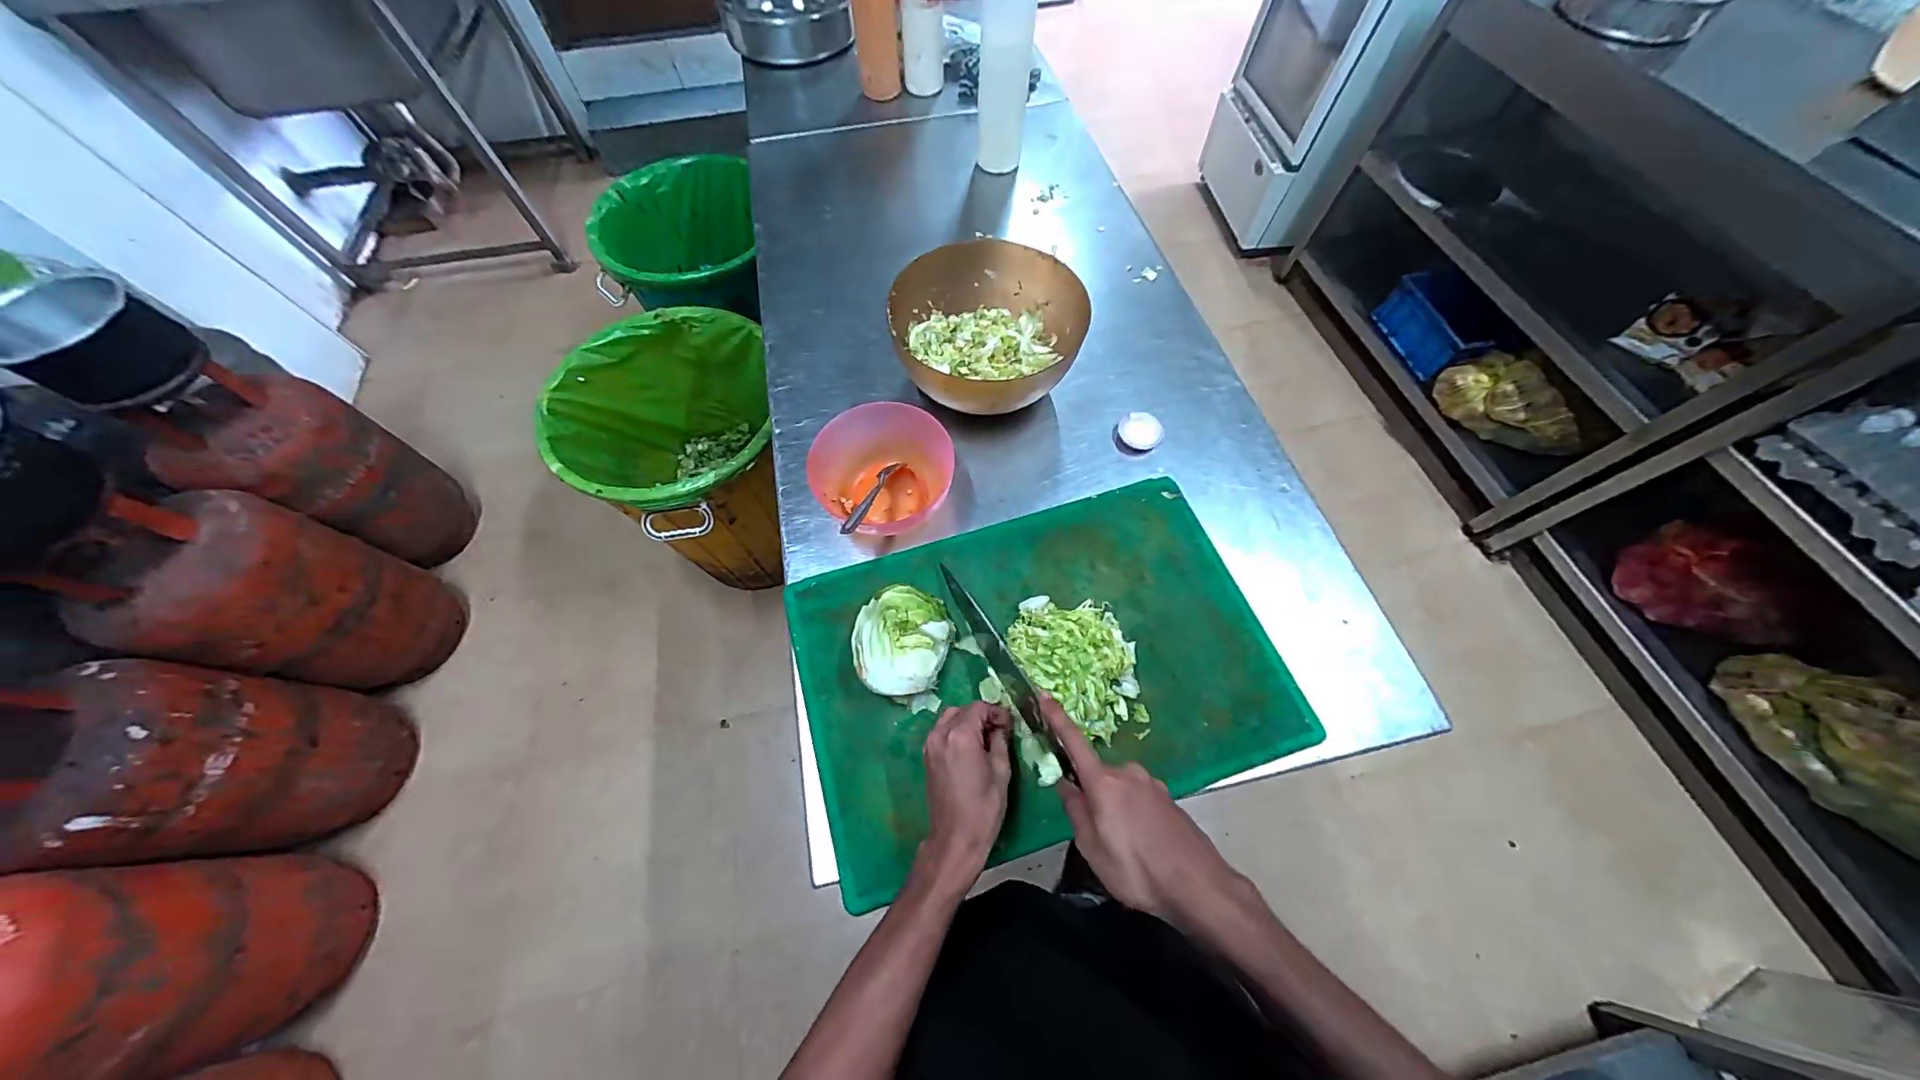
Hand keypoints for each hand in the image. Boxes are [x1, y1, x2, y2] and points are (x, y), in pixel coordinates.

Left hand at [920, 701, 1011, 882]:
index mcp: (960, 736)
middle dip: (981, 715)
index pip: (979, 708)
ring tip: (985, 740)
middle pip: (962, 710)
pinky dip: (955, 732)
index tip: (1009, 725)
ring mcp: (930, 746)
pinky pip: (941, 733)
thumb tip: (1001, 727)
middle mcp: (940, 735)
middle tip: (999, 731)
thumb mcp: (1001, 771)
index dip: (997, 712)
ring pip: (949, 719)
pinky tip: (970, 749)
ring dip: (967, 722)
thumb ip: (1000, 741)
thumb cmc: (984, 807)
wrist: (955, 838)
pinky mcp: (927, 757)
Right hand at [1039, 695, 1252, 930]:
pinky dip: (1132, 816)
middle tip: (1096, 834)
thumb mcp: (1093, 848)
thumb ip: (1076, 812)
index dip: (1057, 719)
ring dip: (1114, 809)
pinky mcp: (1168, 798)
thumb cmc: (1138, 871)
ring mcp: (1152, 784)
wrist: (1200, 886)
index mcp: (1104, 782)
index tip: (1045, 696)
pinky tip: (1142, 847)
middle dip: (1091, 796)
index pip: (1074, 742)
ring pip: (1119, 789)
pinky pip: (1138, 799)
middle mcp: (1128, 773)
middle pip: (1098, 775)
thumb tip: (1065, 785)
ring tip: (1123, 849)